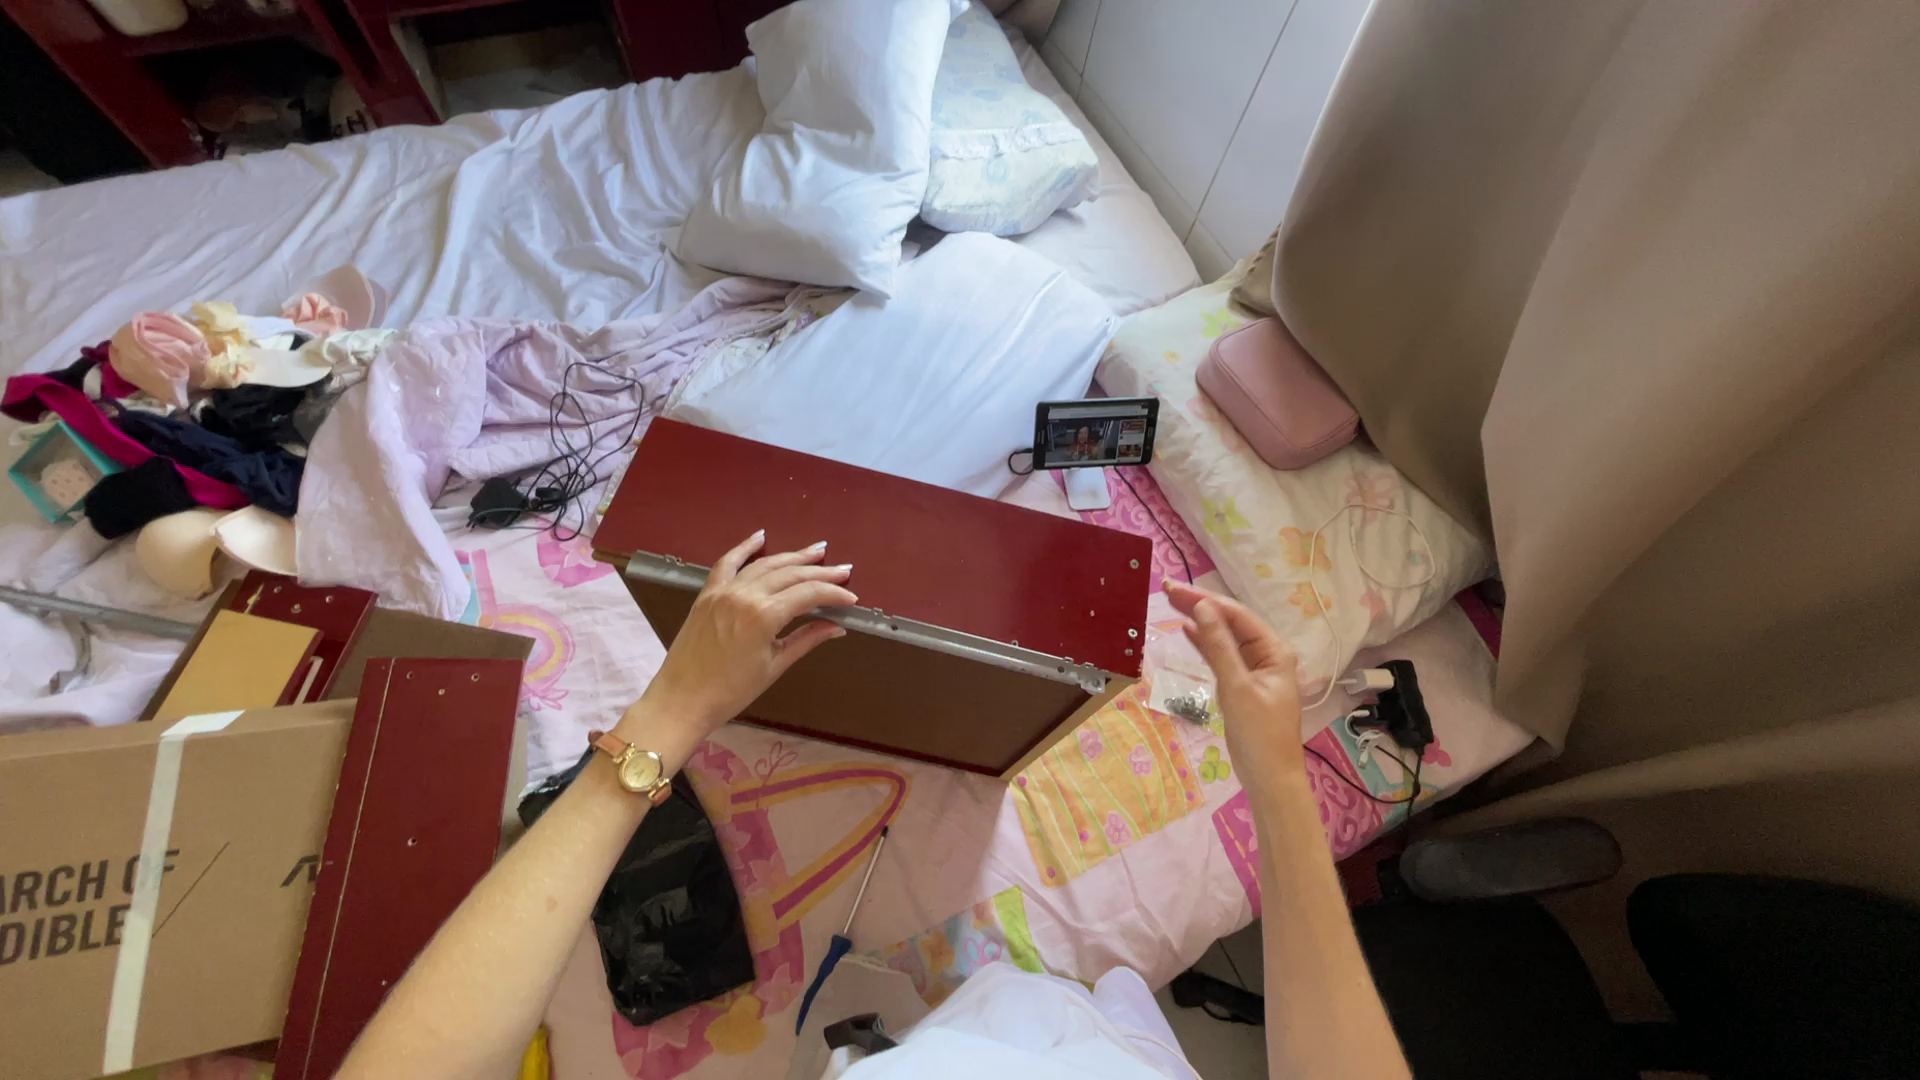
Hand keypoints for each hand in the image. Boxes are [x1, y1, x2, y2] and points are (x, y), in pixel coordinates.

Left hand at [631, 531, 855, 737]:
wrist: (682, 700)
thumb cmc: (732, 691)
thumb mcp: (775, 666)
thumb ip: (807, 639)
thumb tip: (837, 627)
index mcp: (764, 616)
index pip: (808, 594)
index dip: (833, 594)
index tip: (851, 599)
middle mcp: (745, 595)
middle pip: (790, 574)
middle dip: (820, 572)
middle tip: (843, 570)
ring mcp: (724, 591)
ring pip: (765, 565)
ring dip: (792, 557)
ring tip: (817, 552)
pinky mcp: (707, 594)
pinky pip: (727, 563)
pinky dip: (744, 548)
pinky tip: (761, 536)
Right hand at [1164, 581, 1305, 793]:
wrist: (1270, 778)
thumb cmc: (1259, 734)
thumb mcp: (1236, 687)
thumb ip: (1219, 646)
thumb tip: (1203, 608)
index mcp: (1274, 651)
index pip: (1236, 615)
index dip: (1205, 599)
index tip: (1174, 589)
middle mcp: (1267, 655)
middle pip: (1230, 622)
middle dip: (1200, 605)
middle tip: (1166, 590)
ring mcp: (1254, 669)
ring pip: (1224, 637)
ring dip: (1200, 620)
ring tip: (1172, 603)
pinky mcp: (1242, 684)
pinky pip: (1221, 655)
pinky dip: (1205, 642)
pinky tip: (1187, 630)